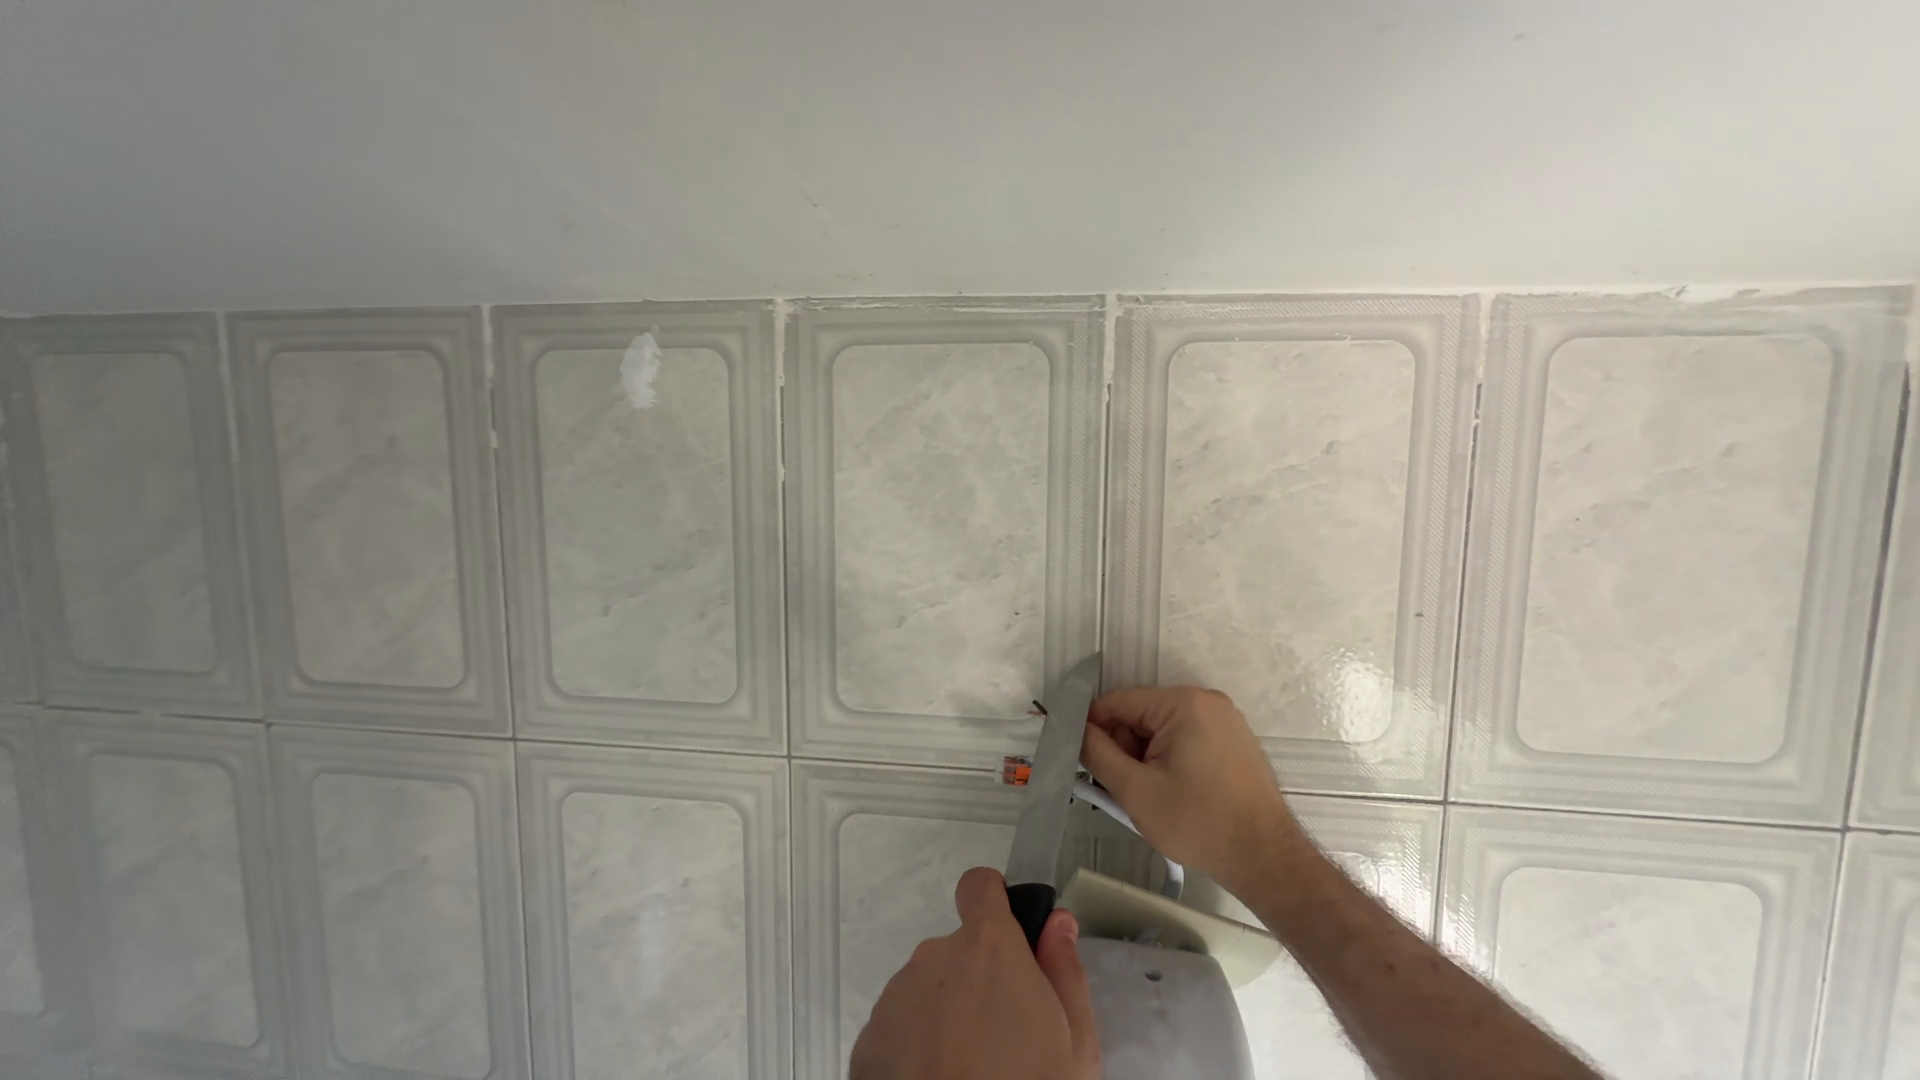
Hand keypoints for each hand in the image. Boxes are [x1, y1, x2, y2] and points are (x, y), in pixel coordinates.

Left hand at [849, 867, 1099, 1079]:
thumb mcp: (1076, 1042)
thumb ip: (1064, 969)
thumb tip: (1056, 922)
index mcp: (987, 947)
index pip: (979, 886)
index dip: (993, 902)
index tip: (1007, 934)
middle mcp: (933, 958)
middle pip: (957, 953)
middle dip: (977, 982)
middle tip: (1003, 1040)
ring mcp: (893, 1000)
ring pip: (926, 992)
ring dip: (945, 1016)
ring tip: (969, 1071)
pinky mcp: (866, 1044)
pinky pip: (898, 1029)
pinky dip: (914, 1050)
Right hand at [1080, 686, 1307, 893]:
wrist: (1265, 858)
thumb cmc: (1198, 823)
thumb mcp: (1134, 790)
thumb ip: (1097, 753)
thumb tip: (1075, 730)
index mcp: (1182, 703)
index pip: (1117, 702)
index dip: (1092, 729)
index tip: (1079, 759)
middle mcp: (1206, 701)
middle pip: (1141, 715)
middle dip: (1124, 748)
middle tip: (1125, 789)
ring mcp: (1224, 720)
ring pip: (1161, 730)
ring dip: (1145, 758)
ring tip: (1151, 797)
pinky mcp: (1234, 741)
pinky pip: (1186, 739)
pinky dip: (1169, 761)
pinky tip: (1174, 794)